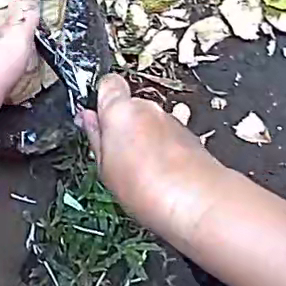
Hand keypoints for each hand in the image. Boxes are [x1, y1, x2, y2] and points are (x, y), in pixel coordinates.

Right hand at [79, 75, 231, 246]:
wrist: (197, 203)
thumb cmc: (147, 188)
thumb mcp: (104, 167)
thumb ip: (95, 136)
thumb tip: (87, 119)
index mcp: (120, 110)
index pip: (107, 82)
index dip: (101, 98)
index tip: (96, 119)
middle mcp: (148, 108)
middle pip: (128, 106)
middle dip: (122, 126)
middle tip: (115, 156)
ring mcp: (171, 120)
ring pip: (149, 122)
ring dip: (143, 140)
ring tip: (140, 172)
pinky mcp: (189, 136)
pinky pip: (167, 136)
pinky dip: (163, 149)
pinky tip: (160, 175)